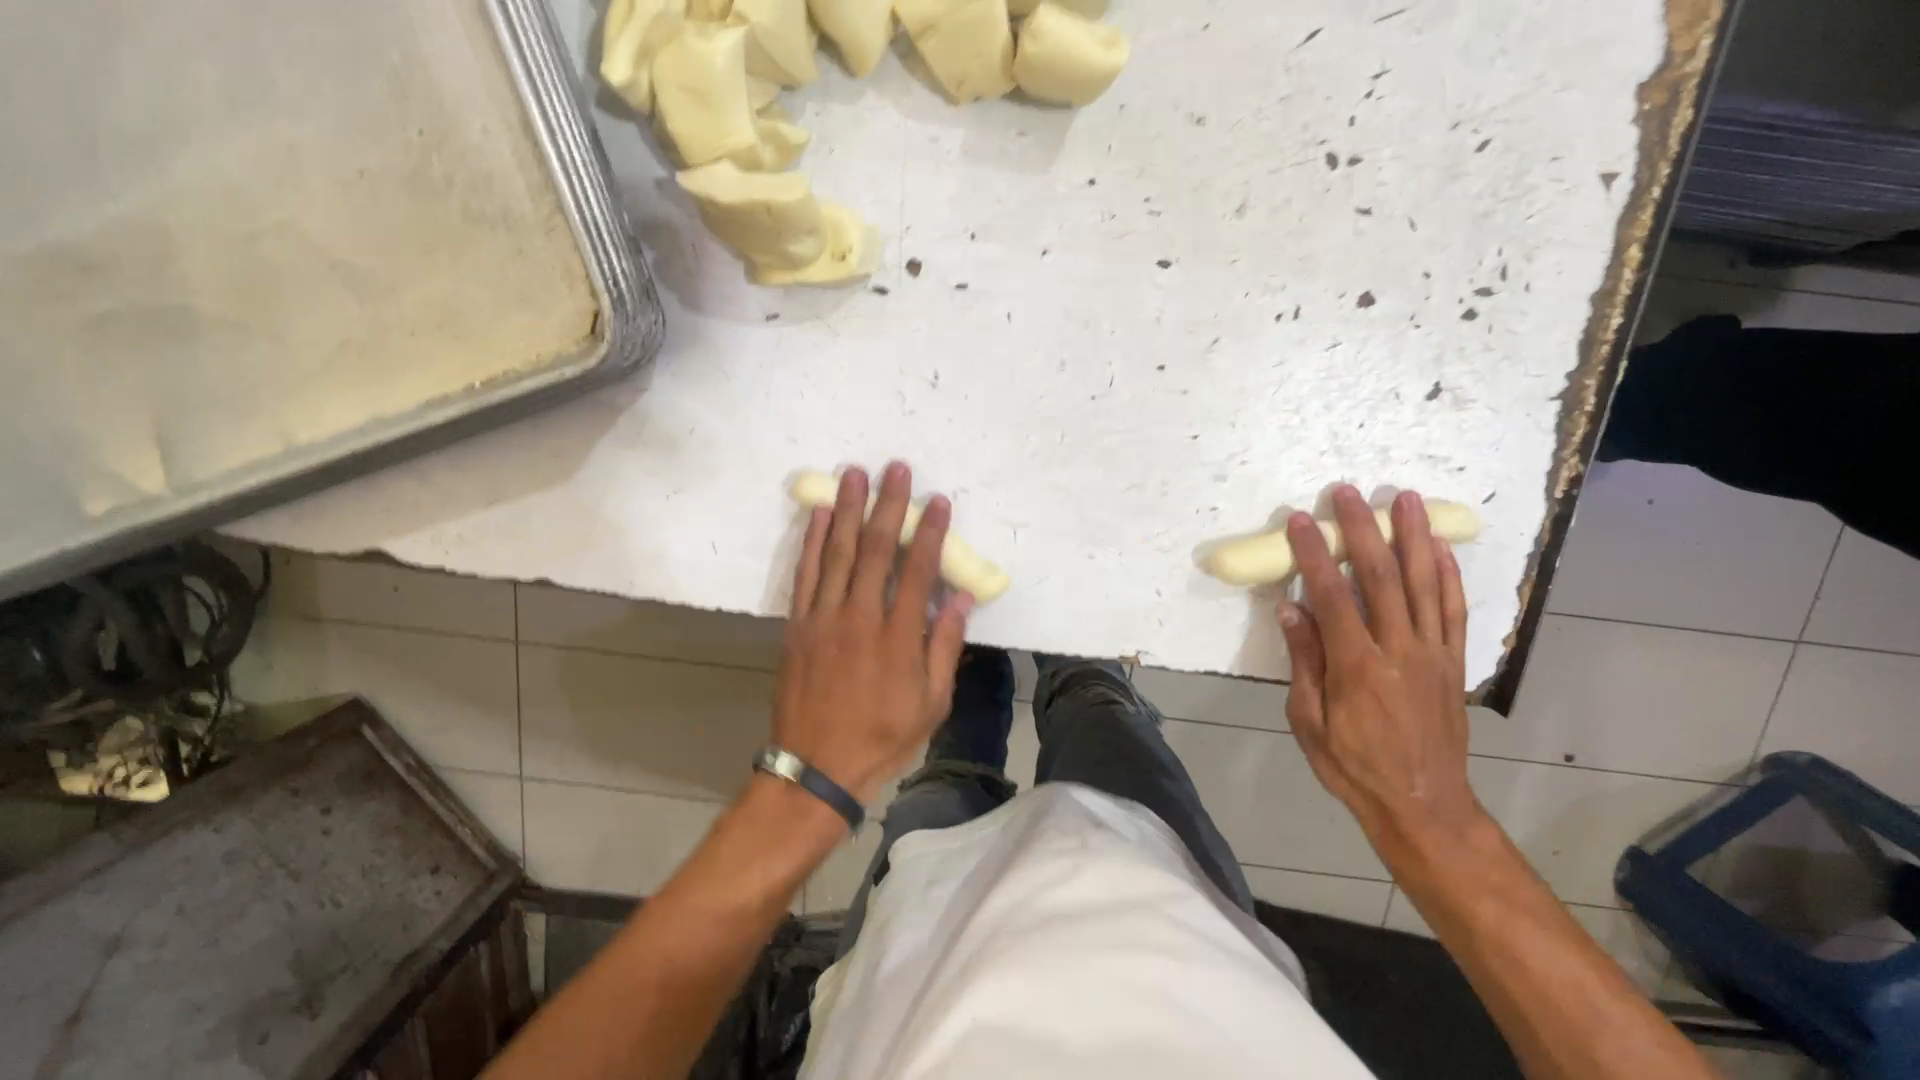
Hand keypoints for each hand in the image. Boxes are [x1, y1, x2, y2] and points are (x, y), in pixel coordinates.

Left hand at [774, 462, 971, 804]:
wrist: (816, 766)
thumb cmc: (883, 736)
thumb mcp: (932, 702)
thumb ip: (945, 645)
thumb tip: (960, 597)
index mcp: (898, 636)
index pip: (917, 569)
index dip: (930, 532)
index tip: (938, 501)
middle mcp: (860, 616)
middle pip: (874, 548)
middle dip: (888, 504)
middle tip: (896, 467)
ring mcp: (824, 618)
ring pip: (835, 552)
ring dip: (845, 509)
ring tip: (854, 473)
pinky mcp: (798, 625)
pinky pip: (805, 574)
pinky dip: (810, 541)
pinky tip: (816, 514)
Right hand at [1278, 486, 1486, 855]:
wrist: (1422, 804)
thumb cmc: (1353, 766)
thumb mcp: (1310, 722)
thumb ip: (1305, 663)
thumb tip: (1291, 610)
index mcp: (1357, 667)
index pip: (1333, 596)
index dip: (1314, 554)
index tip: (1299, 521)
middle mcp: (1399, 650)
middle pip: (1381, 577)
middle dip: (1362, 529)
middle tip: (1348, 492)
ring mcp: (1433, 653)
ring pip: (1424, 583)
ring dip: (1413, 537)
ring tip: (1405, 498)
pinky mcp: (1453, 662)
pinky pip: (1454, 610)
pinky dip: (1448, 575)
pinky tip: (1439, 547)